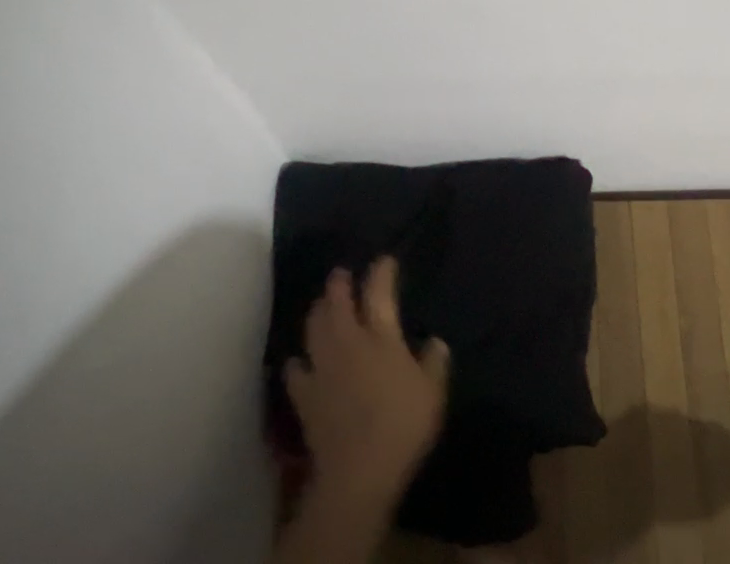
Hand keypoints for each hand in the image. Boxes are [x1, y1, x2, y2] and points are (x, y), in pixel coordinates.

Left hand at [286, 257, 449, 507]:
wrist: (359, 469)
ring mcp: (321, 366)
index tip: (385, 260)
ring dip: (317, 311)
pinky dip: (298, 359)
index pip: (379, 292)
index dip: (381, 272)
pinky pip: (295, 368)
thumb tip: (434, 341)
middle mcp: (347, 342)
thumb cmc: (404, 424)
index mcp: (381, 336)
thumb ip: (434, 362)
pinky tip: (301, 360)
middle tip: (341, 274)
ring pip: (313, 327)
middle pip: (337, 303)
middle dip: (339, 284)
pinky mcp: (303, 394)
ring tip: (321, 304)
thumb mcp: (433, 391)